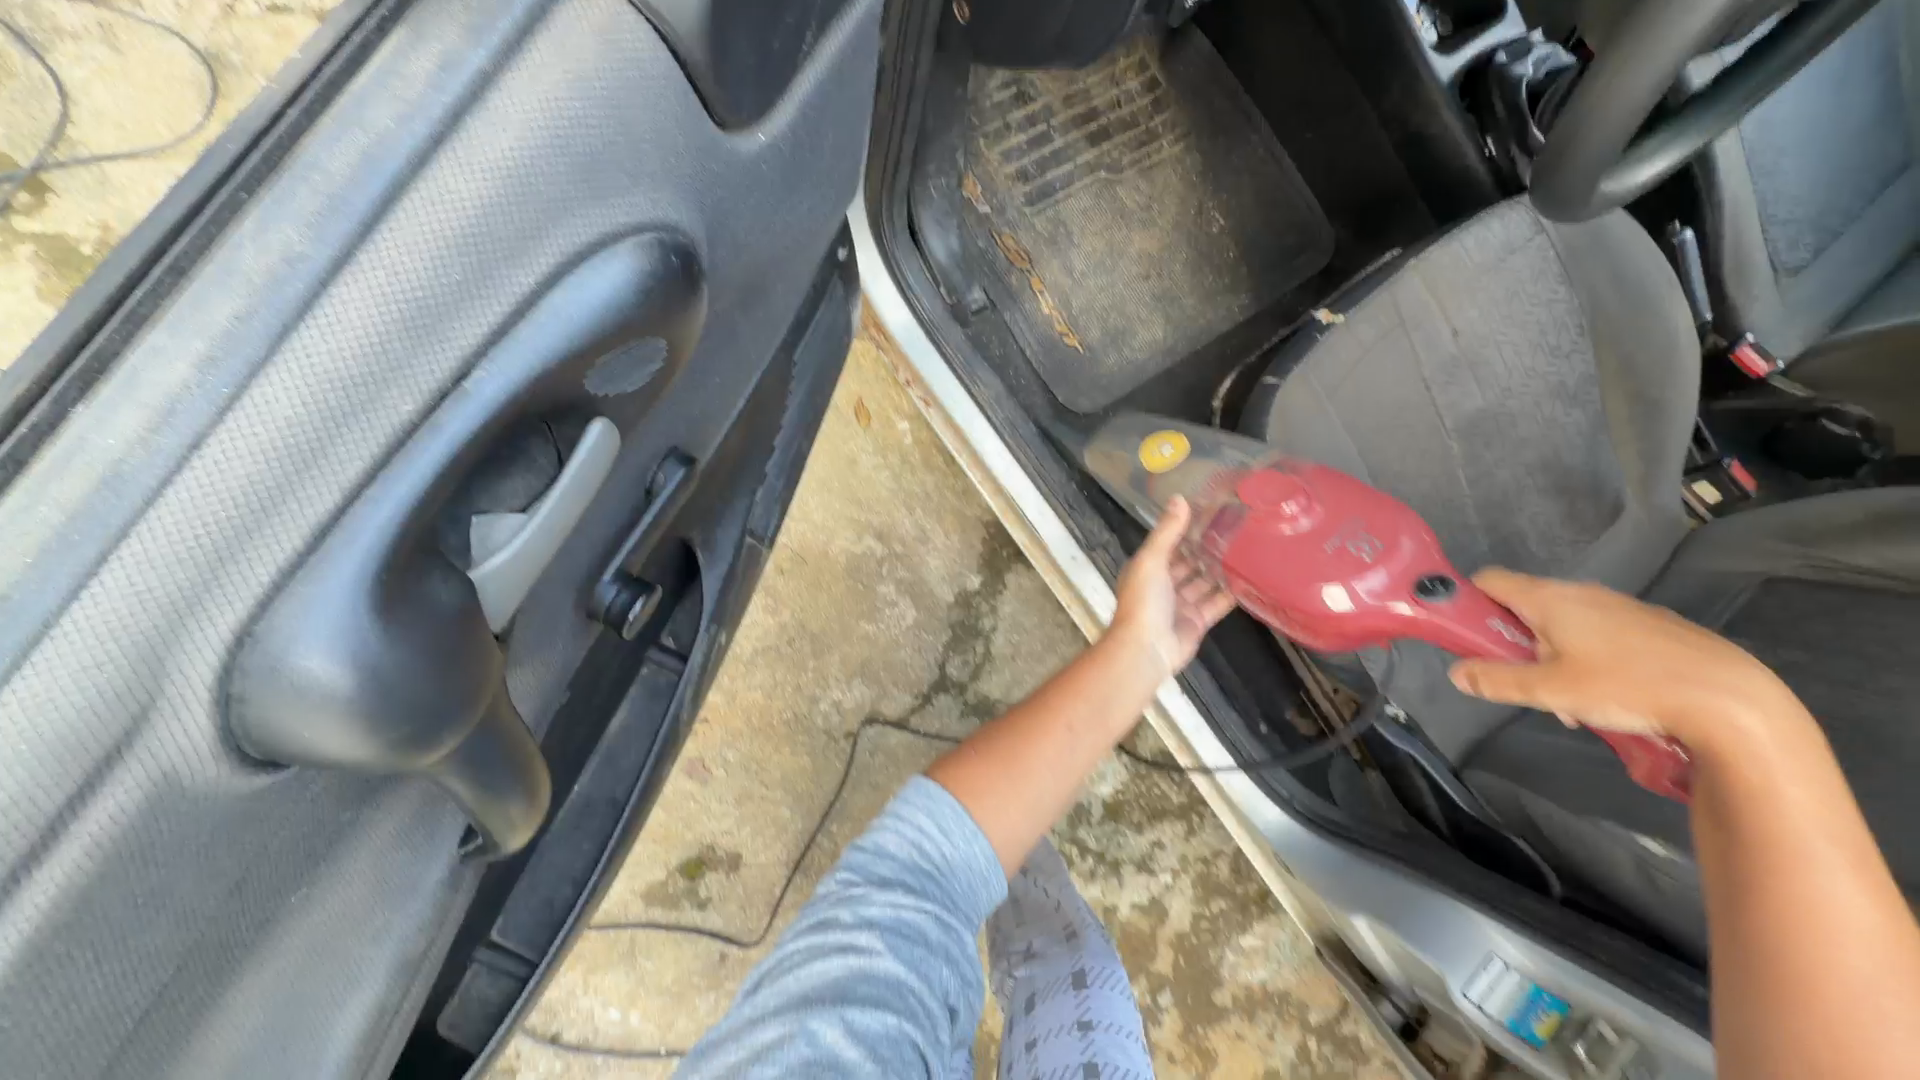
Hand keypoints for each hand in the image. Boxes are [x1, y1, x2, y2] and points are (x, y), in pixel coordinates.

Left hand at [1108, 496, 1236, 681]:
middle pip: (1188, 562)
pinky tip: (1249, 578)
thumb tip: (1180, 498)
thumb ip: (1167, 531)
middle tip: (1236, 527)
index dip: (1187, 528)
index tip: (1211, 510)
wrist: (1146, 648)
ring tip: (1247, 548)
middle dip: (1207, 547)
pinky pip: (1216, 603)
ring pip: (1204, 581)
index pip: (1170, 543)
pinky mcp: (1198, 621)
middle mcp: (1163, 584)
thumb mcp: (1152, 560)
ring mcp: (1180, 604)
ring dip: (1220, 568)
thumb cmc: (1143, 600)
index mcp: (1147, 568)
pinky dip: (1230, 593)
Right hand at [1447, 568, 1803, 748]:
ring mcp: (1623, 607)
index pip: (1489, 580)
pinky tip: (1611, 696)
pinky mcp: (1655, 627)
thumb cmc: (1626, 686)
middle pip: (1527, 606)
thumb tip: (1456, 672)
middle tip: (1523, 682)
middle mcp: (1584, 593)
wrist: (1730, 700)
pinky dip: (1590, 659)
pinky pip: (1602, 635)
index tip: (1466, 637)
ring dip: (1552, 656)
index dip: (1468, 602)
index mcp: (1551, 599)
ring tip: (1571, 701)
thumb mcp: (1548, 691)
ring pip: (1566, 625)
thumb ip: (1496, 680)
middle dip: (1514, 642)